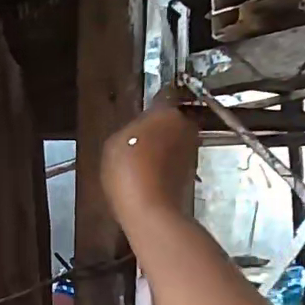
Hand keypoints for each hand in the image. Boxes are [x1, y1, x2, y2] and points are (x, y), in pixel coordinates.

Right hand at [102, 100, 200, 219]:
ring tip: (137, 160)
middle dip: (156, 126)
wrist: (150, 209)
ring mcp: (191, 150)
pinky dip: (162, 163)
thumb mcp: (113, 143)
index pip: (163, 95)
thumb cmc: (128, 171)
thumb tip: (139, 127)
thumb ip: (129, 128)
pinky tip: (145, 174)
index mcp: (167, 112)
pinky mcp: (190, 171)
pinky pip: (173, 158)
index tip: (140, 111)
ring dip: (159, 145)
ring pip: (173, 139)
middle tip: (134, 139)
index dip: (151, 102)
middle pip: (170, 119)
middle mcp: (185, 126)